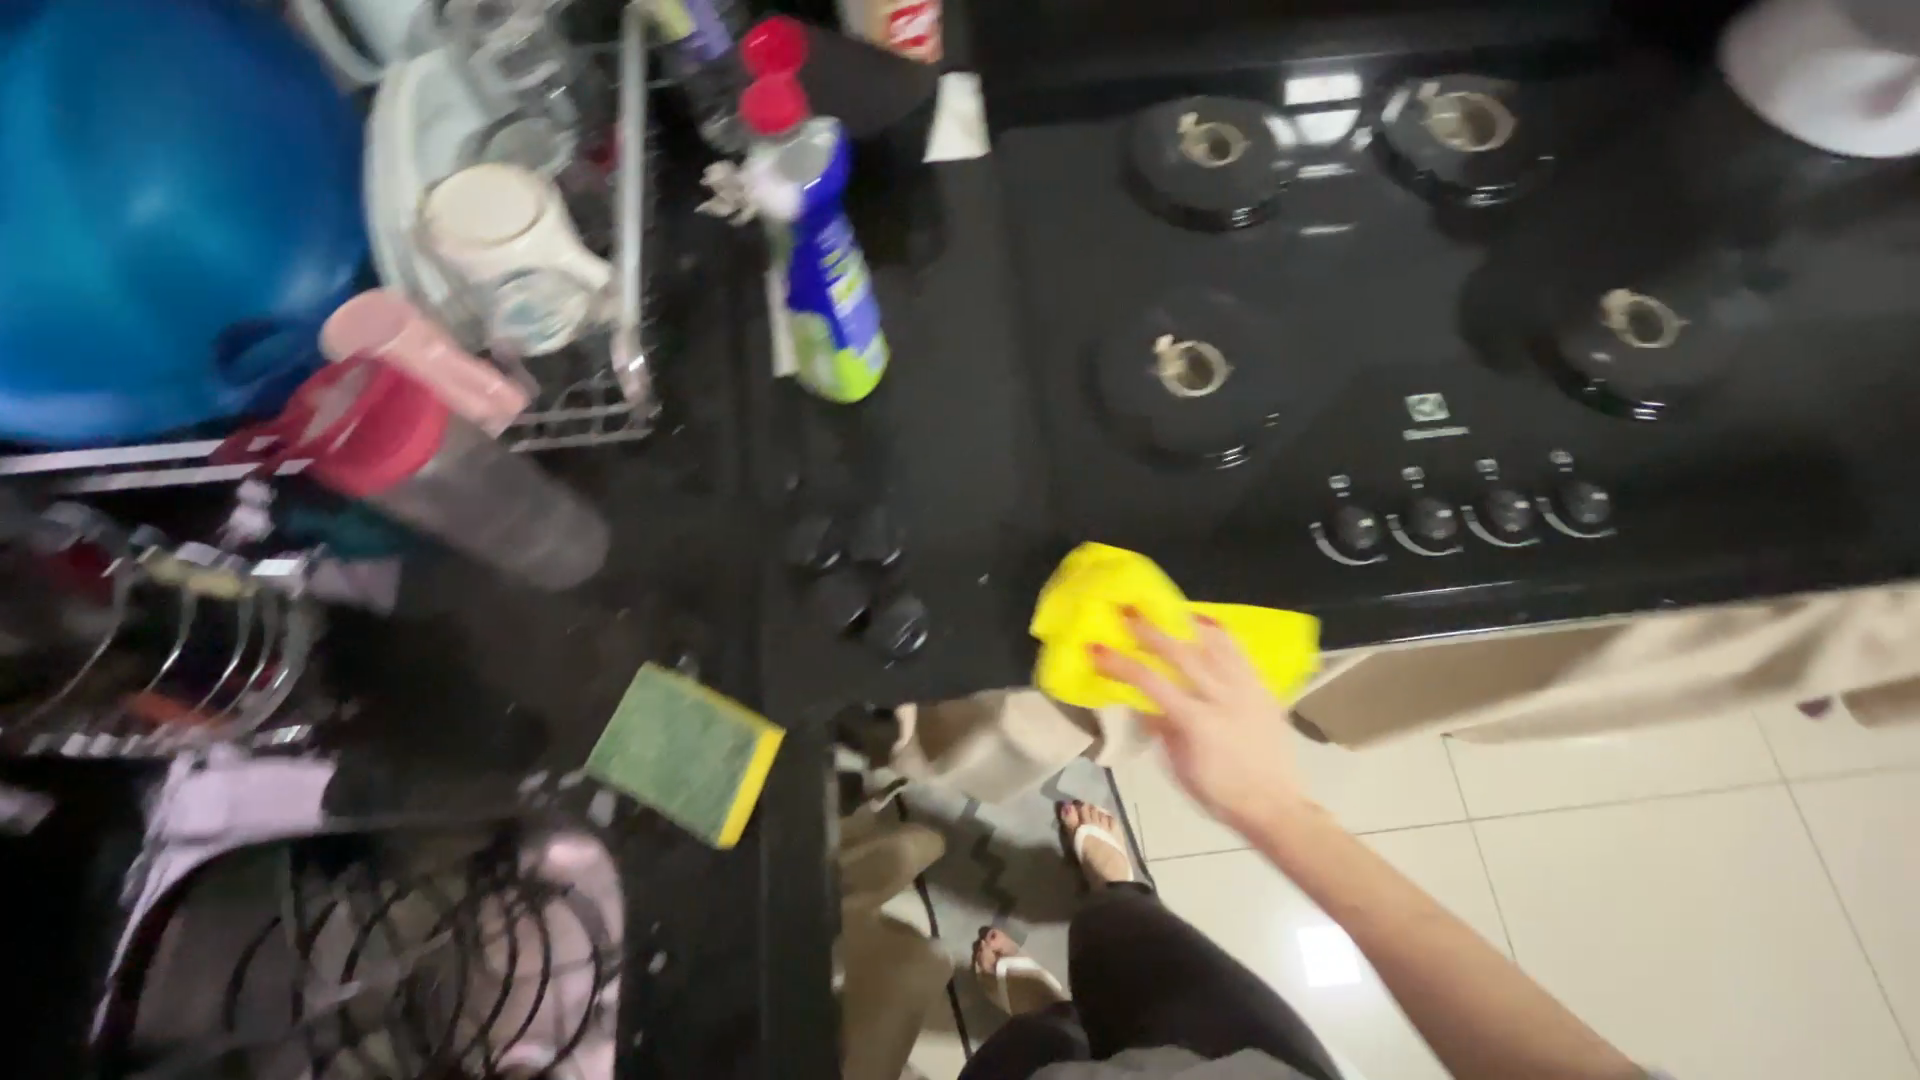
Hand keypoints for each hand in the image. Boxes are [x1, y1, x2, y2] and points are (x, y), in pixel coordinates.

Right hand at [1091, 607, 1309, 831]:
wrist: (1276, 806)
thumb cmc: (1220, 794)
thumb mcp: (1179, 768)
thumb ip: (1162, 731)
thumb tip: (1143, 705)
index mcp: (1197, 722)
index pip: (1151, 683)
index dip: (1120, 664)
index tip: (1096, 649)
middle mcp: (1223, 698)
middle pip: (1181, 653)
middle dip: (1149, 630)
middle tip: (1126, 611)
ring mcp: (1247, 689)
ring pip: (1213, 645)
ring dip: (1183, 624)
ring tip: (1162, 608)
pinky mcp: (1263, 689)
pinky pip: (1240, 652)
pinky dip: (1220, 633)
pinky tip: (1204, 621)